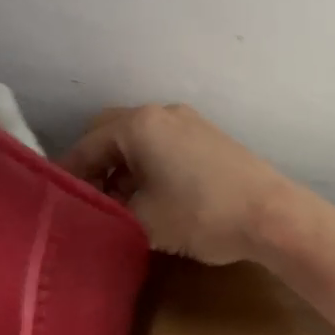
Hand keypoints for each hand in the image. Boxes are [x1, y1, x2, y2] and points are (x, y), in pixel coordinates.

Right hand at [59, 103, 296, 264]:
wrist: (273, 216)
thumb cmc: (203, 215)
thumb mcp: (144, 221)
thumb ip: (111, 213)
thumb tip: (98, 212)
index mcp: (138, 125)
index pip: (86, 145)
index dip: (70, 175)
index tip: (60, 202)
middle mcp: (163, 113)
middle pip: (112, 135)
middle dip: (97, 167)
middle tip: (91, 201)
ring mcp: (192, 124)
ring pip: (142, 142)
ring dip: (126, 169)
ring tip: (121, 207)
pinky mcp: (213, 141)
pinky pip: (168, 148)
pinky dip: (152, 168)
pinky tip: (156, 200)